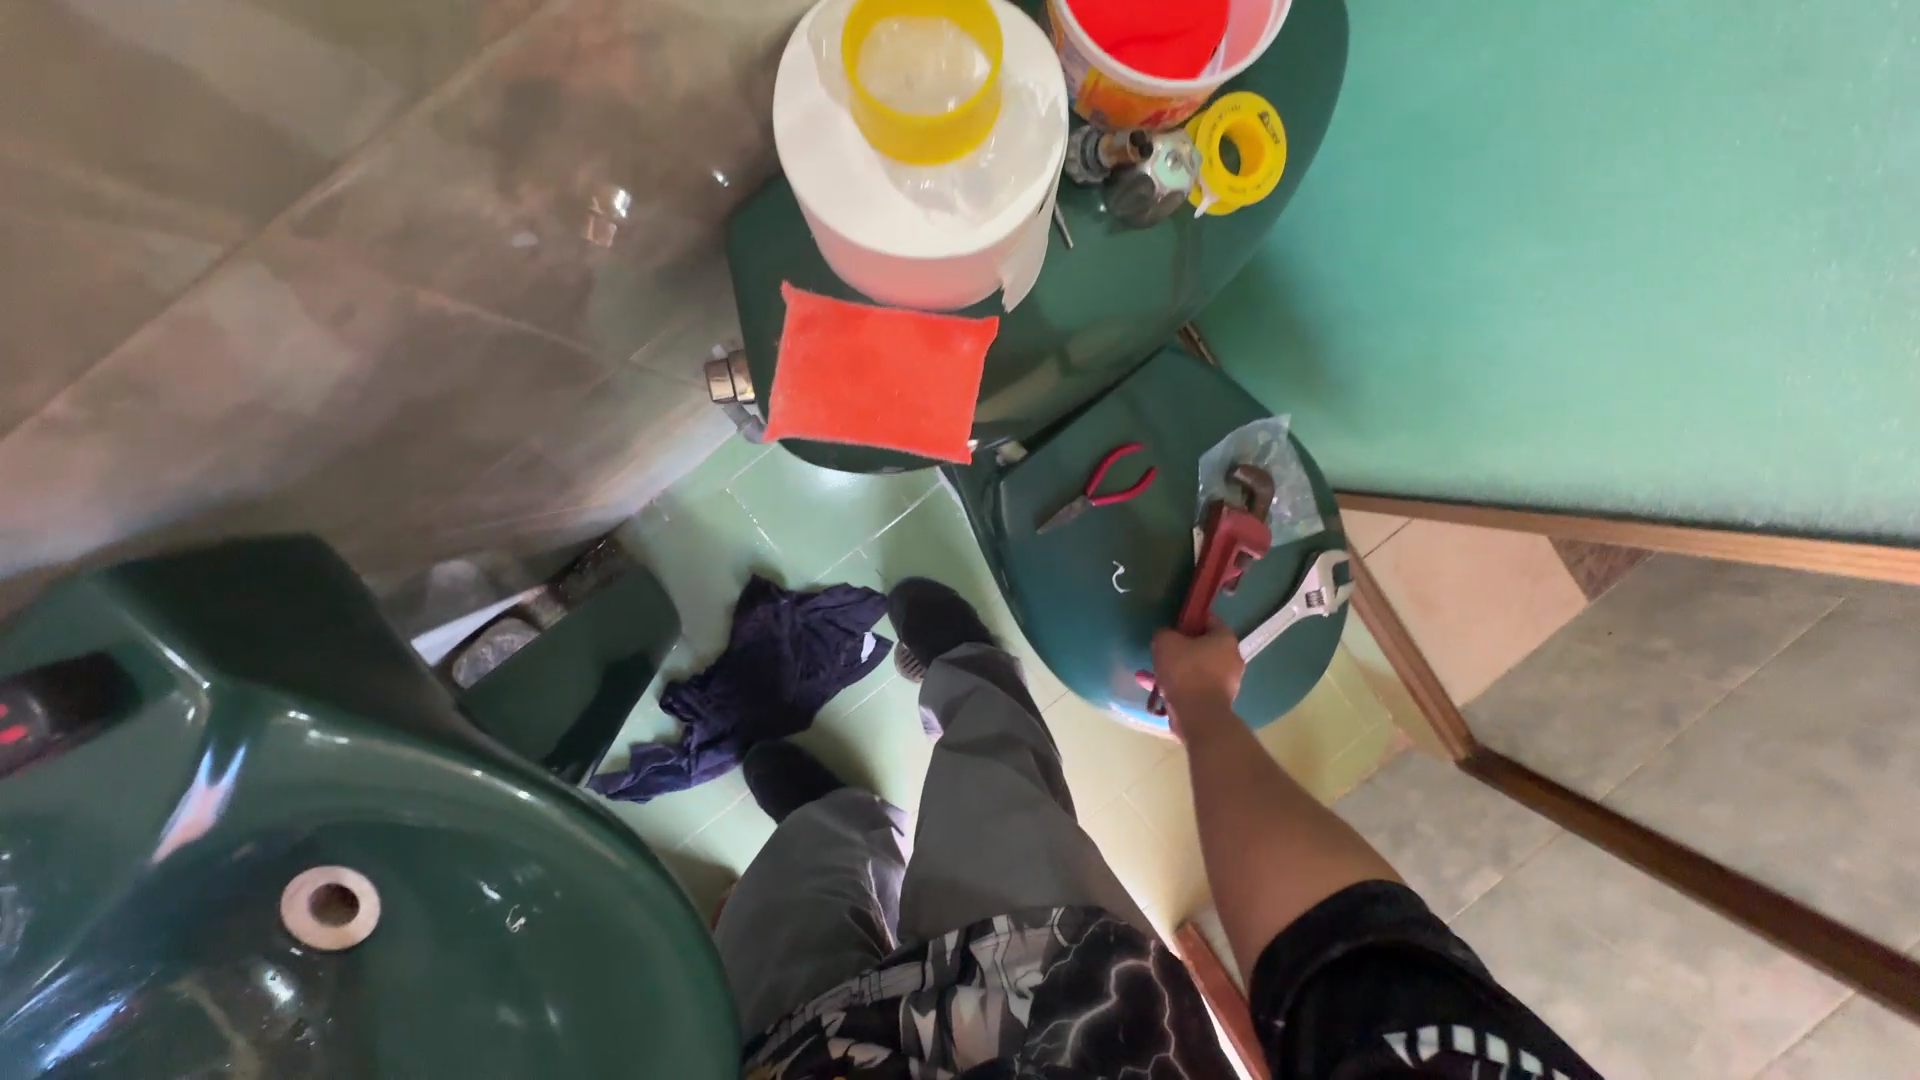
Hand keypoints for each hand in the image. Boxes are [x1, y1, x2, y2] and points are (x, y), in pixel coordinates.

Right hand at [1151, 616, 1244, 737]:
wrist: (1198, 715)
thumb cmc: (1185, 671)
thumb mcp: (1165, 642)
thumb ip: (1164, 633)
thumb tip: (1166, 636)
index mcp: (1225, 639)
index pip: (1210, 620)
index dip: (1190, 620)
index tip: (1173, 626)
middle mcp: (1232, 659)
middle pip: (1204, 647)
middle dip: (1182, 649)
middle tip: (1163, 652)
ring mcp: (1228, 683)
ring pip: (1198, 669)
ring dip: (1178, 670)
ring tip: (1153, 674)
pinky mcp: (1218, 702)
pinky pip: (1195, 687)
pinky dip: (1180, 687)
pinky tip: (1158, 691)